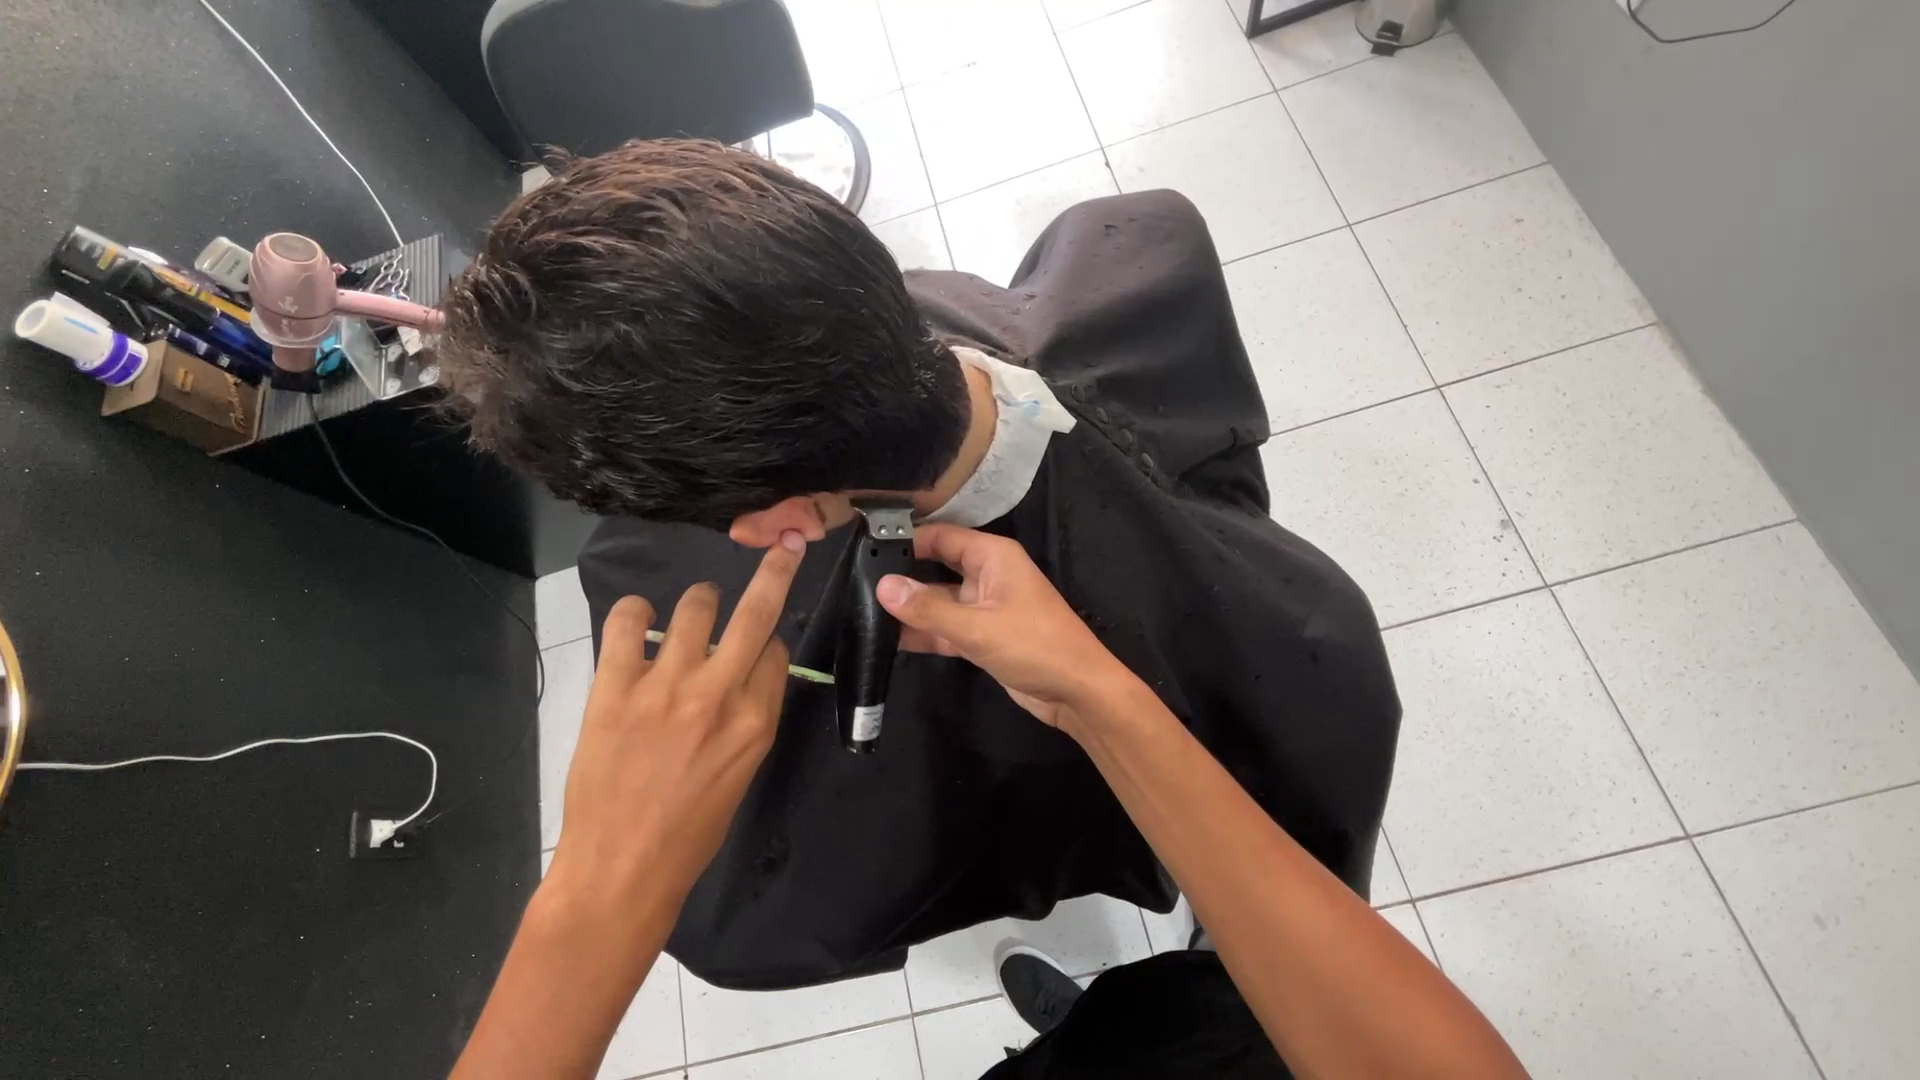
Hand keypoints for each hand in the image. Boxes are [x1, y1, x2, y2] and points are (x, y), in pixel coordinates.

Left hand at [547, 531, 805, 902]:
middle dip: (775, 571)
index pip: (777, 651)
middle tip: (782, 545)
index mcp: (757, 721)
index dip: (770, 644)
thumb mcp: (744, 773)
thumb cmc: (691, 830)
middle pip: (757, 613)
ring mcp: (666, 685)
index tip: (758, 648)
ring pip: (695, 606)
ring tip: (693, 608)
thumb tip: (749, 673)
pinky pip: (628, 620)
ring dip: (700, 600)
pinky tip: (639, 618)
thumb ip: (752, 717)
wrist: (622, 868)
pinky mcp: (616, 686)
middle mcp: (719, 694)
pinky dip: (635, 610)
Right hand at [875, 524, 1128, 729]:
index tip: (866, 548)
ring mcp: (985, 606)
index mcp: (993, 556)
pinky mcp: (983, 636)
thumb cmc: (1034, 646)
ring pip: (939, 600)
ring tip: (863, 610)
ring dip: (910, 607)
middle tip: (857, 579)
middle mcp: (988, 574)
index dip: (906, 539)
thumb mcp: (977, 627)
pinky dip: (924, 632)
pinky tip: (889, 638)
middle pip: (937, 565)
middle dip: (904, 573)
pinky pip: (946, 627)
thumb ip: (928, 608)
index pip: (941, 536)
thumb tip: (882, 586)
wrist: (1077, 691)